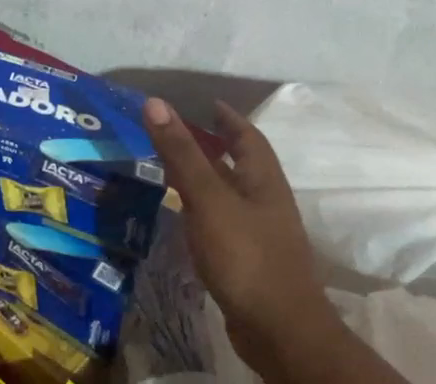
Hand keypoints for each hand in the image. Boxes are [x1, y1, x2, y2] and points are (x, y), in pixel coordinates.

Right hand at [143, 98, 342, 370]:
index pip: (248, 138)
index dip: (227, 118)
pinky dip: (199, 206)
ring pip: (227, 192)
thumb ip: (182, 153)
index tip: (203, 102)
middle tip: (172, 130)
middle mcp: (265, 203)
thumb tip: (156, 102)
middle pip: (238, 164)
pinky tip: (178, 212)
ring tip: (165, 164)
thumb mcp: (208, 199)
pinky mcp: (246, 259)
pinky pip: (219, 218)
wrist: (280, 333)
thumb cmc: (247, 257)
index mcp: (264, 183)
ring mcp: (258, 234)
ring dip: (202, 175)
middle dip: (210, 144)